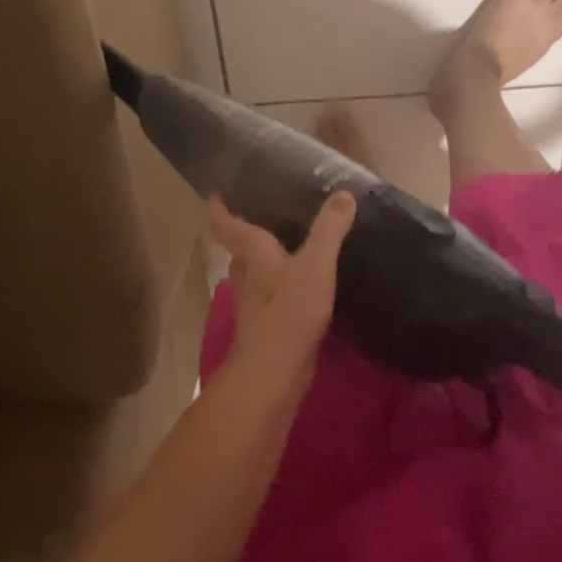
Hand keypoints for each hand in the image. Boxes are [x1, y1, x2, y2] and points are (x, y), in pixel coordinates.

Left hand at [207, 190, 355, 399]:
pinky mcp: (267, 322)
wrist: (274, 372)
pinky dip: (281, 280)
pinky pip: (271, 291)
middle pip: (240, 245)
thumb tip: (344, 193)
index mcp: (251, 251)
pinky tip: (303, 279)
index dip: (219, 205)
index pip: (225, 222)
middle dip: (248, 228)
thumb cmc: (288, 311)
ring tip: (290, 238)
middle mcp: (246, 272)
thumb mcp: (315, 265)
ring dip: (266, 256)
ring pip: (255, 270)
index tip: (218, 189)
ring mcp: (254, 301)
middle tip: (268, 207)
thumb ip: (329, 229)